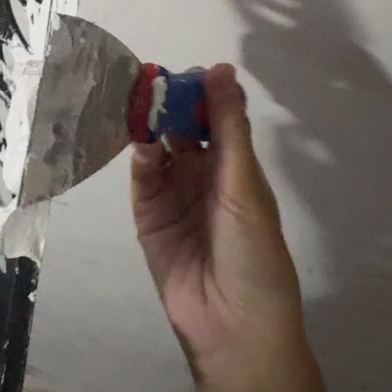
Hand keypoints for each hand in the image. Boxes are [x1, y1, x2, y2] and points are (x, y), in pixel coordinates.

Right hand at [132, 64, 332, 391]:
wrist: (232, 323)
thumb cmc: (253, 250)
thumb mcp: (244, 184)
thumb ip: (228, 126)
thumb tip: (221, 68)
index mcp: (235, 165)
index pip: (214, 116)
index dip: (200, 92)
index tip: (183, 70)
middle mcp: (203, 173)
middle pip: (183, 126)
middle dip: (170, 102)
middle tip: (151, 77)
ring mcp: (174, 191)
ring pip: (158, 144)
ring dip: (150, 122)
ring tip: (138, 99)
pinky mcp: (148, 212)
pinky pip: (142, 174)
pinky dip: (140, 153)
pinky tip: (140, 138)